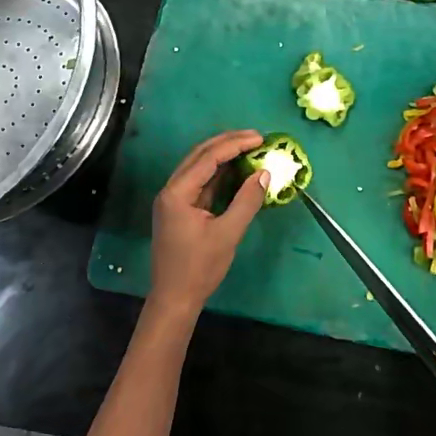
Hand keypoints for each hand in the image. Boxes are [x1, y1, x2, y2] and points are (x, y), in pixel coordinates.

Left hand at [149, 130, 266, 314]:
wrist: (174, 298)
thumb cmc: (199, 268)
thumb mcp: (228, 234)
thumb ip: (246, 201)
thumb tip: (264, 173)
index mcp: (177, 193)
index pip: (208, 158)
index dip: (234, 144)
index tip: (259, 138)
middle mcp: (171, 190)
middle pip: (200, 155)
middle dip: (227, 143)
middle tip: (256, 137)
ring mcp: (173, 200)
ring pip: (199, 167)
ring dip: (223, 156)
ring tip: (249, 148)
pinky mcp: (179, 210)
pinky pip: (200, 183)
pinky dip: (218, 173)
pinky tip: (237, 170)